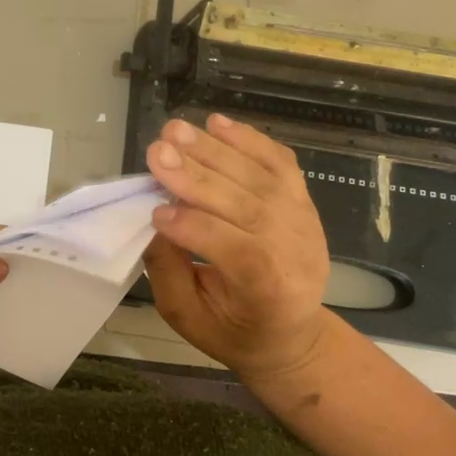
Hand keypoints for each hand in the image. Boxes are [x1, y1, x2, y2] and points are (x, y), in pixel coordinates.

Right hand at [142, 114, 333, 383]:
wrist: (290, 332)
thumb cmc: (230, 329)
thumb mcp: (187, 317)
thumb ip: (168, 272)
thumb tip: (150, 223)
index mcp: (271, 293)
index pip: (240, 251)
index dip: (196, 229)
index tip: (154, 212)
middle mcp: (297, 252)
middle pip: (250, 206)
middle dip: (199, 177)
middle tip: (157, 151)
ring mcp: (305, 222)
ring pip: (261, 177)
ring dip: (215, 150)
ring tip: (174, 131)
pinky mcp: (303, 200)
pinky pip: (280, 162)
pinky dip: (249, 139)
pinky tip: (216, 123)